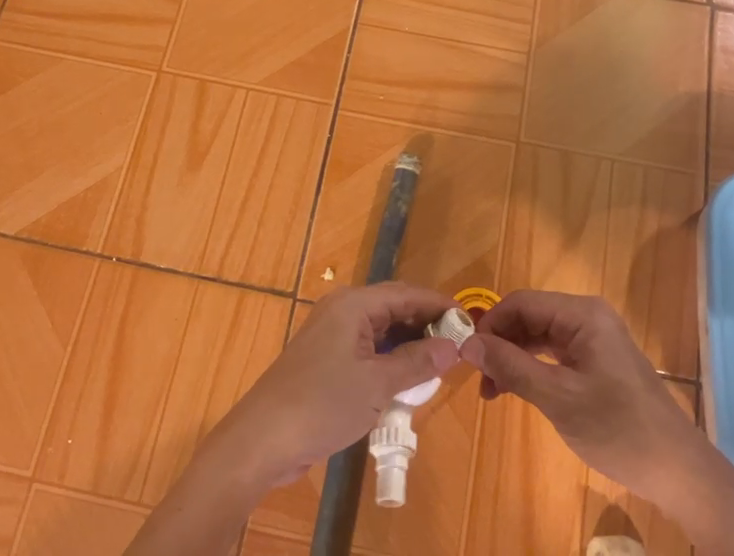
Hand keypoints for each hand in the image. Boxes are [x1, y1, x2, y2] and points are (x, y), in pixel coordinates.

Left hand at [210, 282, 460, 485]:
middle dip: (427, 328)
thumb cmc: (322, 404)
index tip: (471, 325)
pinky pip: (367, 352)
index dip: (440, 307)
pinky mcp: (325, 362)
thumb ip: (418, 363)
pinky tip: (407, 385)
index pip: (408, 294)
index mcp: (354, 305)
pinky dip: (389, 363)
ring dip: (409, 348)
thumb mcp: (378, 385)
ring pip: (382, 333)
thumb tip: (454, 347)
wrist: (262, 440)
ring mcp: (331, 337)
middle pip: (395, 309)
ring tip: (439, 369)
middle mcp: (342, 312)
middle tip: (460, 351)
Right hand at [460, 290, 701, 506]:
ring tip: (492, 392)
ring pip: (539, 336)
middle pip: (529, 317)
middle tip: (478, 381)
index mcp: (583, 315)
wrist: (675, 469)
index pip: (522, 303)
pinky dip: (531, 369)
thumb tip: (468, 343)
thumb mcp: (558, 398)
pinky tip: (516, 391)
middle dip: (500, 344)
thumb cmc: (617, 428)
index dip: (490, 325)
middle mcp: (588, 317)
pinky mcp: (597, 362)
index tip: (466, 356)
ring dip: (513, 359)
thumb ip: (512, 366)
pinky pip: (554, 353)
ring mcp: (595, 340)